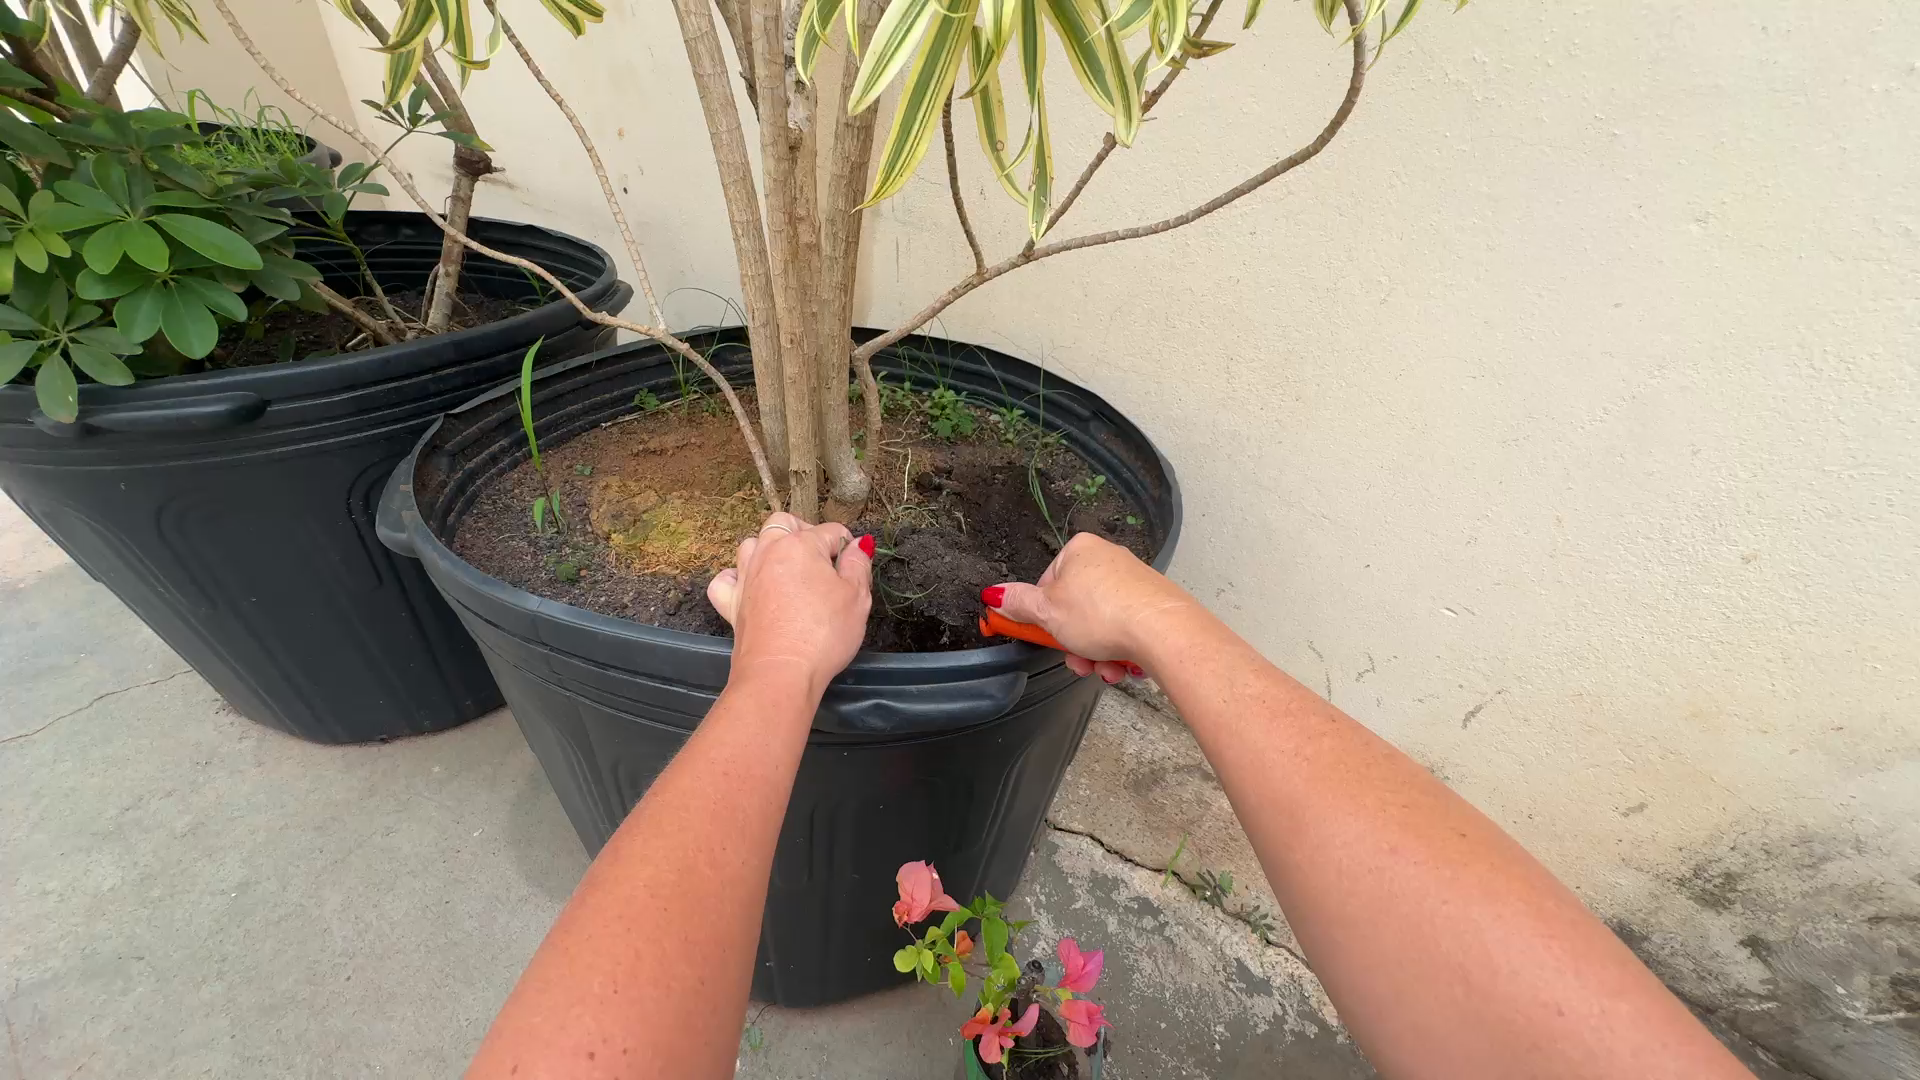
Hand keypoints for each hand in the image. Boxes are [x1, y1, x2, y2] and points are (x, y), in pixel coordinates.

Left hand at [707, 513, 873, 694]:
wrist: (781, 673)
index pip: (831, 531)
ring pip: (752, 544)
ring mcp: (745, 576)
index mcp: (801, 545)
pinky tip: (751, 587)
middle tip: (822, 560)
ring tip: (789, 571)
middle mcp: (768, 551)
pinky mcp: (731, 602)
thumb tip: (859, 545)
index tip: (854, 568)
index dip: (848, 547)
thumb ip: (859, 565)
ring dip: (770, 549)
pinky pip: (726, 578)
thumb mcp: (857, 598)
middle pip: (783, 522)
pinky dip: (736, 577)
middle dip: (804, 531)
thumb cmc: (823, 634)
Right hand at [983, 533, 1198, 683]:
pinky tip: (1121, 666)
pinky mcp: (1153, 605)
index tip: (1041, 634)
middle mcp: (1108, 559)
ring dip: (1094, 654)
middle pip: (1074, 608)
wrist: (1164, 632)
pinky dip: (1118, 652)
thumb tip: (994, 595)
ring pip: (1100, 625)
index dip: (1042, 615)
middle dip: (1072, 643)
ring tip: (1102, 668)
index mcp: (1080, 550)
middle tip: (1075, 659)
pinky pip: (1124, 630)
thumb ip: (1017, 603)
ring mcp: (1133, 583)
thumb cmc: (1104, 614)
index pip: (1047, 582)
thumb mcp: (1047, 612)